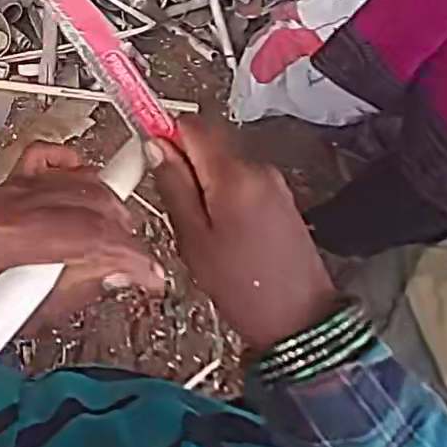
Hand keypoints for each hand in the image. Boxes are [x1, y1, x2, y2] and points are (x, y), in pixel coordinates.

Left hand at [0, 144, 166, 329]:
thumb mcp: (26, 318)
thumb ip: (76, 289)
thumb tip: (118, 271)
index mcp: (9, 236)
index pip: (88, 232)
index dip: (129, 252)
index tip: (149, 273)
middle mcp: (7, 202)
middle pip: (87, 200)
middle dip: (122, 230)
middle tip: (136, 259)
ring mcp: (4, 188)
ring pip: (73, 177)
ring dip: (104, 201)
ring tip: (117, 229)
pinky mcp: (1, 184)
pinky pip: (41, 156)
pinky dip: (68, 164)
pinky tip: (82, 176)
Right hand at [149, 118, 340, 351]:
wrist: (300, 322)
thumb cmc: (242, 286)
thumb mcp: (192, 236)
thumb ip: (172, 184)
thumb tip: (155, 147)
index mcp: (233, 176)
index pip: (191, 125)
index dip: (163, 130)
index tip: (146, 144)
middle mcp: (257, 170)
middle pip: (206, 140)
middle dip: (181, 157)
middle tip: (166, 191)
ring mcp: (273, 183)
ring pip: (220, 160)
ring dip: (200, 175)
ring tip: (192, 218)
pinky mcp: (279, 198)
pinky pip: (238, 178)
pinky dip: (220, 189)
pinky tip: (215, 225)